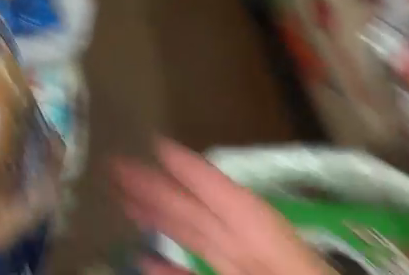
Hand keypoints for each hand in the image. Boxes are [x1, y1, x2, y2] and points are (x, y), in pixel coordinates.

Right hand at [116, 140, 329, 274]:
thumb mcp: (284, 272)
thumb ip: (222, 261)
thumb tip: (161, 263)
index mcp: (290, 265)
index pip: (243, 214)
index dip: (202, 178)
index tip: (158, 146)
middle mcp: (275, 271)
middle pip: (218, 228)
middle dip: (168, 197)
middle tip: (118, 170)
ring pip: (213, 254)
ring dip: (170, 230)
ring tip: (126, 204)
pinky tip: (144, 264)